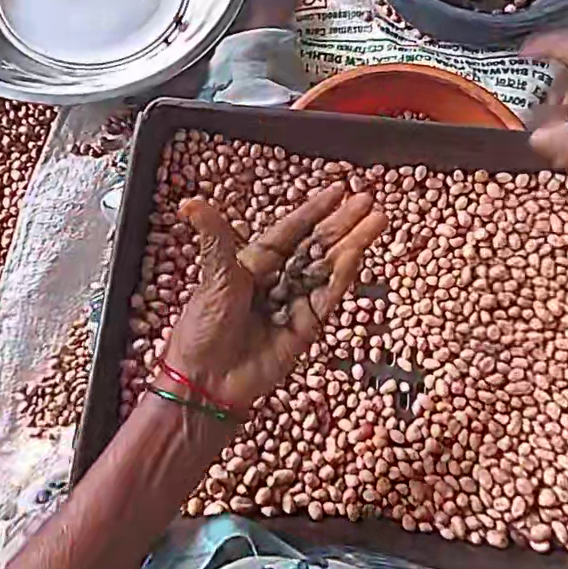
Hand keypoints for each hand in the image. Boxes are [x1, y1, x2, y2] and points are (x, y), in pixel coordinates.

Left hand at [162, 183, 387, 412]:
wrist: (207, 378)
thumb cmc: (204, 324)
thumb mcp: (214, 275)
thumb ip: (214, 237)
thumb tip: (189, 203)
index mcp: (256, 262)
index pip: (292, 229)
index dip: (315, 210)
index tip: (339, 190)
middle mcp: (279, 279)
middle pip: (317, 244)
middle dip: (343, 222)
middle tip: (368, 200)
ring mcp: (294, 302)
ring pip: (329, 267)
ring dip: (353, 244)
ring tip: (378, 220)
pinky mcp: (306, 327)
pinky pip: (328, 296)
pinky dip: (343, 275)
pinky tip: (357, 253)